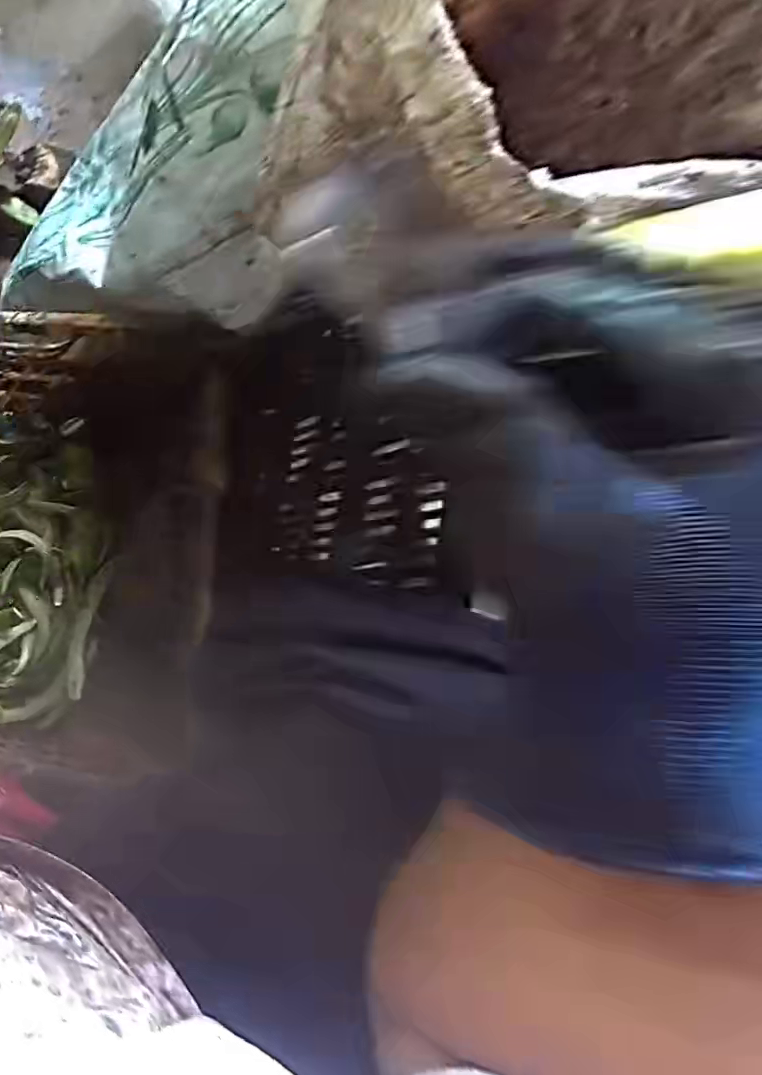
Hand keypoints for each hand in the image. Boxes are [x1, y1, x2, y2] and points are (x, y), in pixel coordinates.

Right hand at [367, 246, 761, 879]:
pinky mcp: (641, 472)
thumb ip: (483, 423)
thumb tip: (390, 360)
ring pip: (569, 351)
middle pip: (592, 306)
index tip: (370, 341)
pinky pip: (557, 403)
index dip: (471, 307)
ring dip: (473, 349)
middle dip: (472, 311)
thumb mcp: (561, 525)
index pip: (594, 298)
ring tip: (390, 360)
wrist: (676, 756)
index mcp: (761, 388)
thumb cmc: (646, 646)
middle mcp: (741, 390)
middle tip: (373, 331)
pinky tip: (428, 403)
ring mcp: (693, 430)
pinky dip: (485, 395)